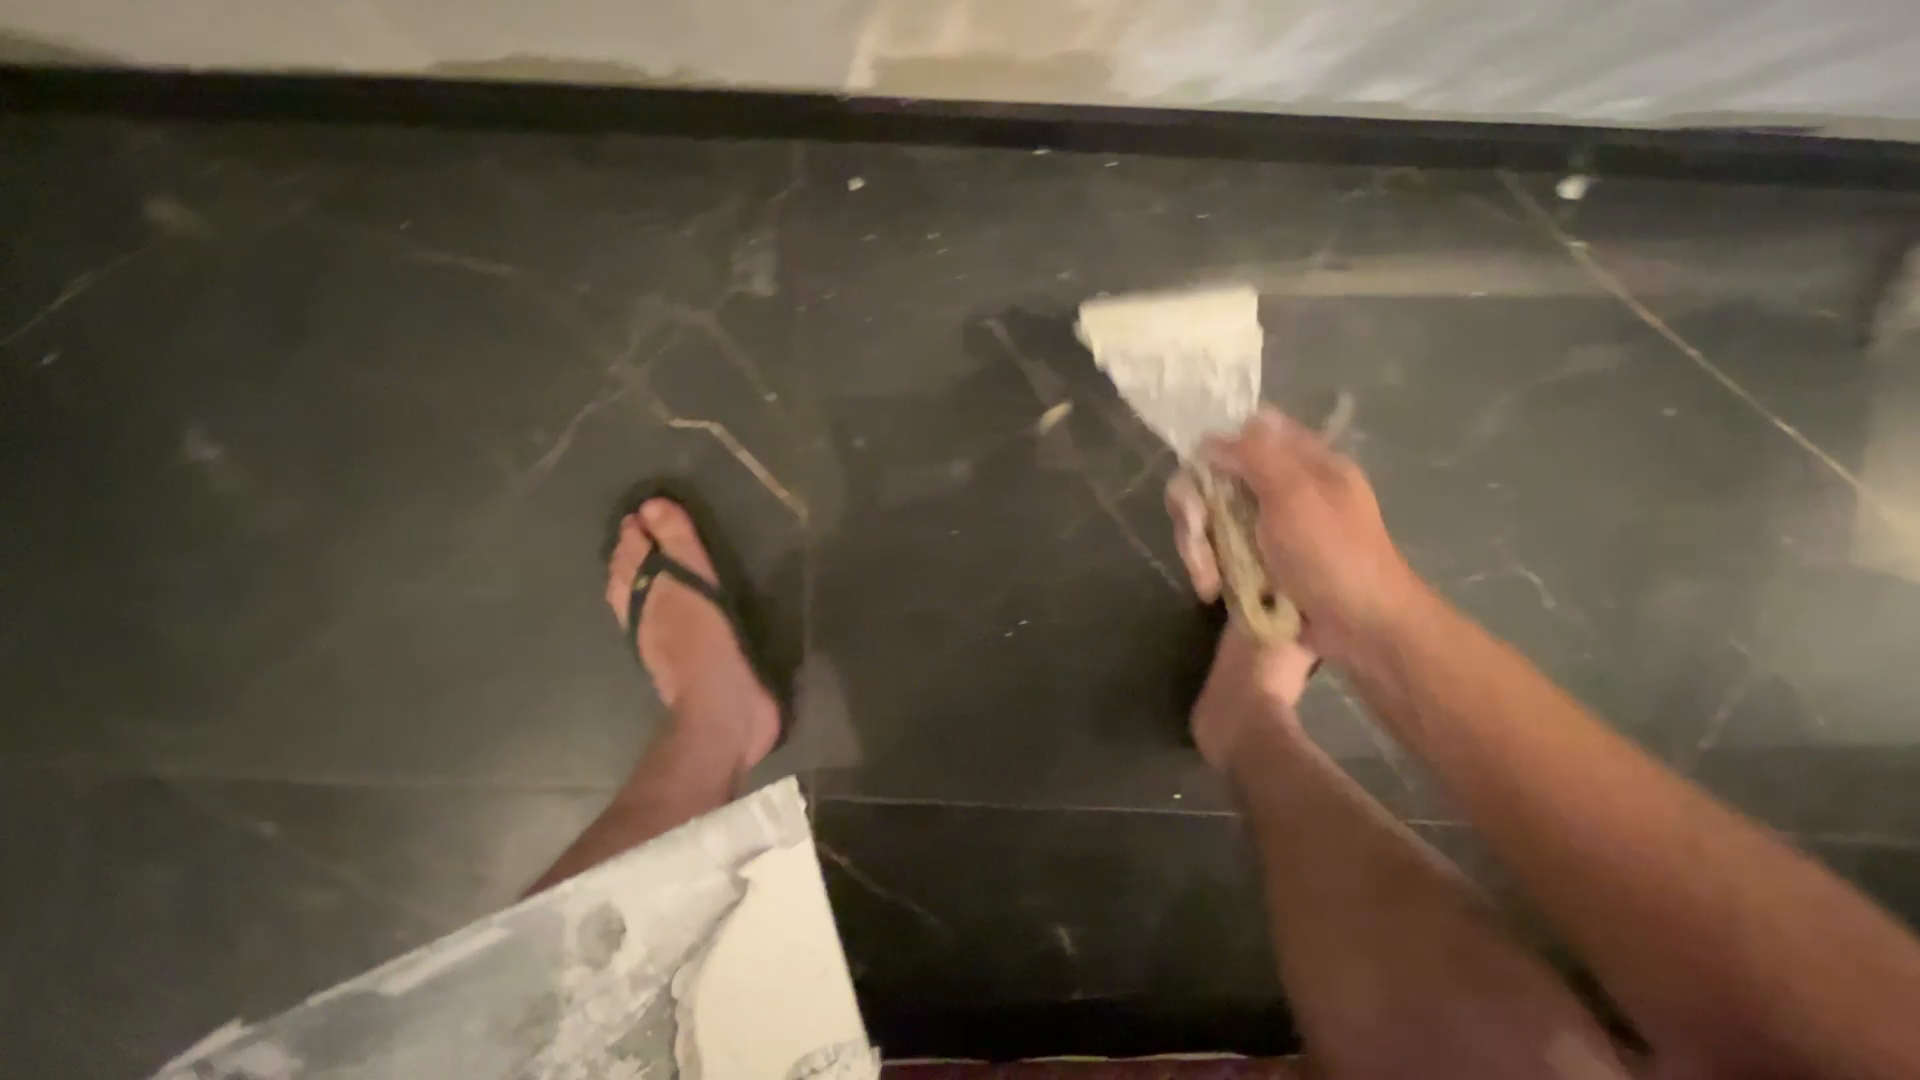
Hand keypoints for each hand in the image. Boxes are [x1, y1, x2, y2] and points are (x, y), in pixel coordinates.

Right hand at [1200, 407, 1418, 661]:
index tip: (1205, 476)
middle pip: (1216, 476)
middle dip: (1197, 507)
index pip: (1250, 431)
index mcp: (1304, 461)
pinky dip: (1209, 567)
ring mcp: (1264, 526)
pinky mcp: (1252, 561)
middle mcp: (1281, 487)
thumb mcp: (1295, 495)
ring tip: (1208, 579)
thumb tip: (1212, 439)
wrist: (1360, 628)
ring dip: (1199, 546)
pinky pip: (1216, 550)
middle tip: (1198, 534)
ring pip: (1209, 516)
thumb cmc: (1334, 555)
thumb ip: (1253, 456)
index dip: (1220, 447)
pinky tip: (1213, 589)